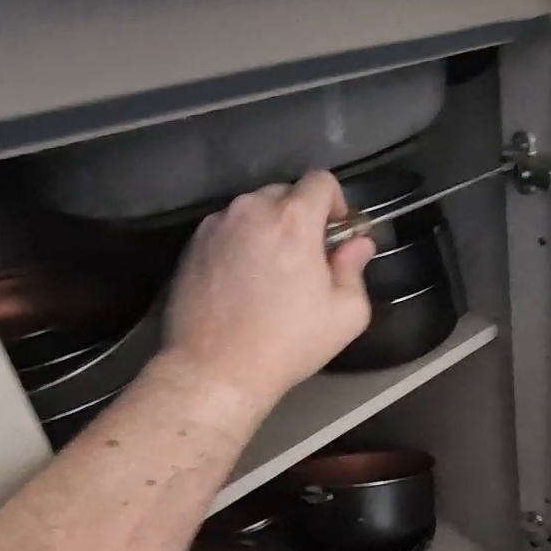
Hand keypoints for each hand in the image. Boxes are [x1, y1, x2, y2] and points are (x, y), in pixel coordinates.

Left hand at [156, 171, 374, 414]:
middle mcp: (250, 210)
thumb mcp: (346, 313)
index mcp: (293, 220)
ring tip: (273, 273)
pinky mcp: (192, 245)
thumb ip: (355, 268)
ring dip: (270, 230)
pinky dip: (242, 244)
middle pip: (286, 193)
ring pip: (254, 211)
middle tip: (307, 260)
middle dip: (302, 218)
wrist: (216, 369)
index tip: (336, 235)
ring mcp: (216, 225)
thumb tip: (358, 245)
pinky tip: (245, 283)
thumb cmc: (288, 342)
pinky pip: (228, 230)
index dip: (336, 203)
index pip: (321, 180)